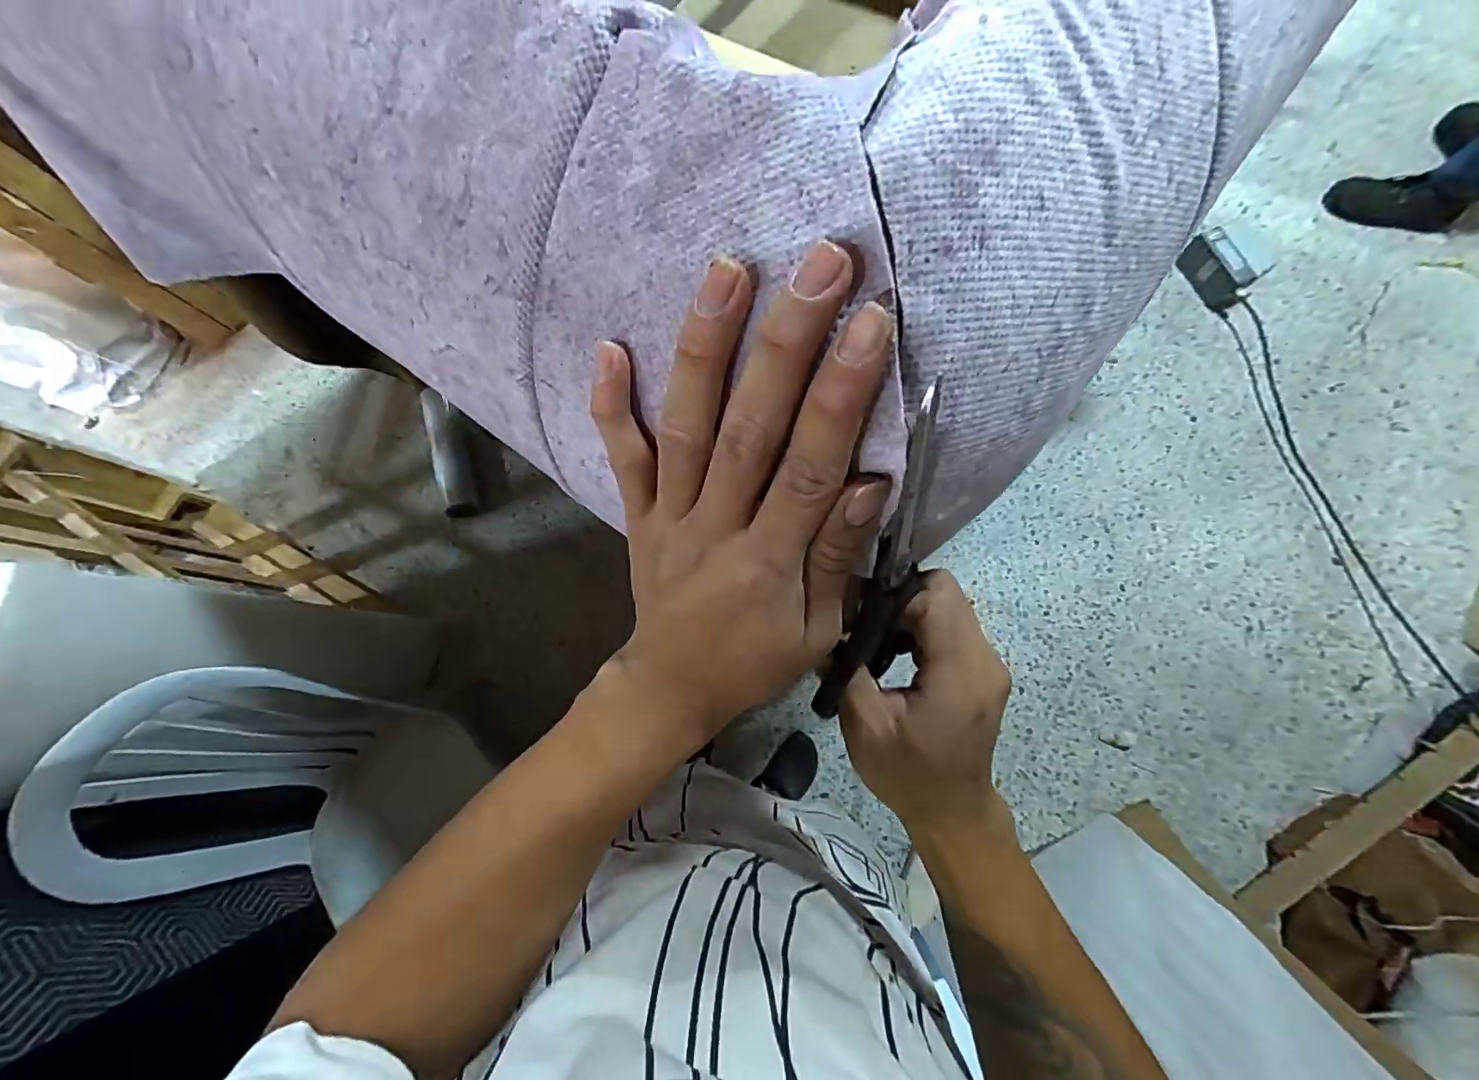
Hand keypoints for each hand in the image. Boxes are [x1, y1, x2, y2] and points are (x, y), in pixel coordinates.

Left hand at [589, 240, 893, 747]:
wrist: (669, 688)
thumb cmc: (753, 661)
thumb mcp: (816, 629)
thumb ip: (837, 554)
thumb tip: (870, 480)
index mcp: (769, 560)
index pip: (809, 464)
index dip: (841, 393)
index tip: (870, 322)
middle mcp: (714, 524)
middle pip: (749, 426)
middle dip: (785, 341)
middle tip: (818, 265)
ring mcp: (668, 514)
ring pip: (685, 426)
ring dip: (703, 345)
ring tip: (726, 270)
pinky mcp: (636, 514)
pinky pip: (622, 458)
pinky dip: (611, 405)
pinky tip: (608, 346)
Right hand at [839, 570, 1013, 835]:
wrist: (952, 811)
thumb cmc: (908, 775)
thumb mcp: (866, 727)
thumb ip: (848, 671)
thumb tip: (831, 629)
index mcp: (960, 670)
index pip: (935, 594)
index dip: (893, 595)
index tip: (860, 617)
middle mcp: (985, 658)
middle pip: (945, 593)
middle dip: (900, 601)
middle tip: (865, 629)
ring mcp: (989, 662)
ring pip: (949, 605)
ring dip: (910, 614)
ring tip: (878, 644)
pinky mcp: (983, 669)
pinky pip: (952, 625)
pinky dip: (922, 628)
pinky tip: (897, 654)